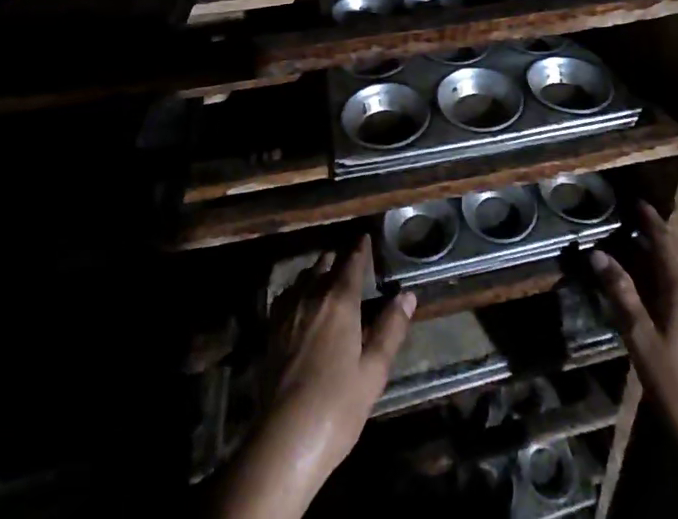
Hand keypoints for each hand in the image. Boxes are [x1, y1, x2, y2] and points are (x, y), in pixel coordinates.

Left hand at [213, 235, 415, 518]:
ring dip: (317, 273)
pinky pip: (287, 296)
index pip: (351, 263)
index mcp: (339, 301)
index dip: (360, 248)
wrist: (284, 440)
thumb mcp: (374, 370)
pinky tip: (304, 305)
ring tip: (329, 280)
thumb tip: (407, 294)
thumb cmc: (338, 405)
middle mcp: (310, 297)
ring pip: (303, 279)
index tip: (365, 236)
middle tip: (353, 262)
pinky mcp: (270, 332)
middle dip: (338, 259)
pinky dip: (300, 290)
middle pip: (324, 265)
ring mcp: (285, 314)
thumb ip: (391, 328)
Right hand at [590, 203, 677, 518]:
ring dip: (650, 265)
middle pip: (670, 261)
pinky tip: (641, 294)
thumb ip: (620, 293)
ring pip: (673, 280)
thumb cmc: (676, 383)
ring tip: (624, 253)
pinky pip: (676, 297)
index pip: (665, 246)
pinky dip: (656, 286)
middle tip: (621, 224)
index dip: (651, 223)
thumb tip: (598, 253)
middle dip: (648, 241)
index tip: (637, 202)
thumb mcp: (640, 336)